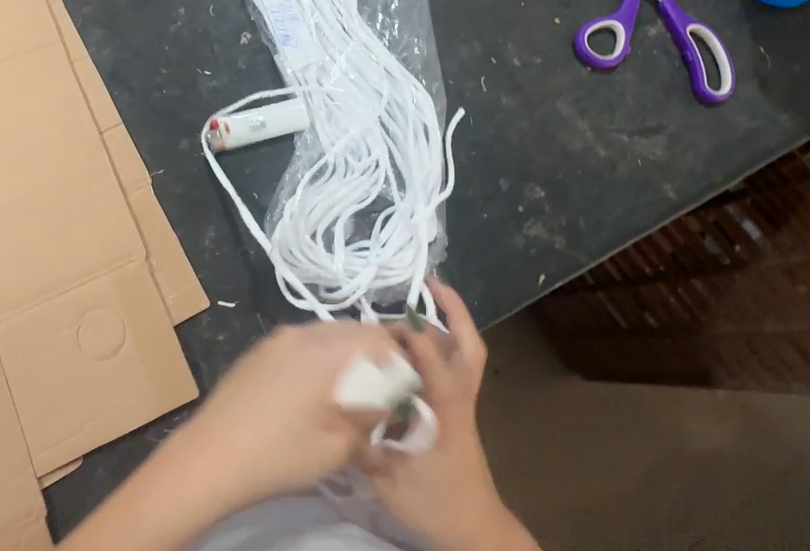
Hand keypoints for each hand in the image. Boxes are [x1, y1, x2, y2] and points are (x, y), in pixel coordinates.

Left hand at [172, 320, 401, 509]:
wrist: (212, 454)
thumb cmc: (280, 453)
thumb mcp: (338, 445)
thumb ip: (370, 415)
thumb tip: (390, 400)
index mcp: (325, 350)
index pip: (378, 338)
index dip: (402, 355)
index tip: (414, 380)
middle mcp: (302, 332)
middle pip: (353, 329)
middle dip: (377, 351)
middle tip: (391, 383)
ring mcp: (277, 338)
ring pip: (328, 334)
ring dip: (350, 352)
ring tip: (359, 386)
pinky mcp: (261, 349)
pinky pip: (304, 341)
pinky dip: (324, 355)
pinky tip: (322, 386)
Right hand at [357, 279, 537, 550]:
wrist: (476, 532)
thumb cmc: (436, 504)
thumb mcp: (392, 481)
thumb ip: (364, 445)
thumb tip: (334, 412)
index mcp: (447, 414)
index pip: (438, 367)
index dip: (418, 340)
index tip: (388, 322)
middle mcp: (460, 401)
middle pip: (468, 347)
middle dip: (454, 311)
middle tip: (429, 283)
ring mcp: (463, 406)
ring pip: (465, 355)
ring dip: (446, 326)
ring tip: (415, 308)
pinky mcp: (458, 414)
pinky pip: (454, 369)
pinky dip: (438, 348)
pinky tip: (410, 348)